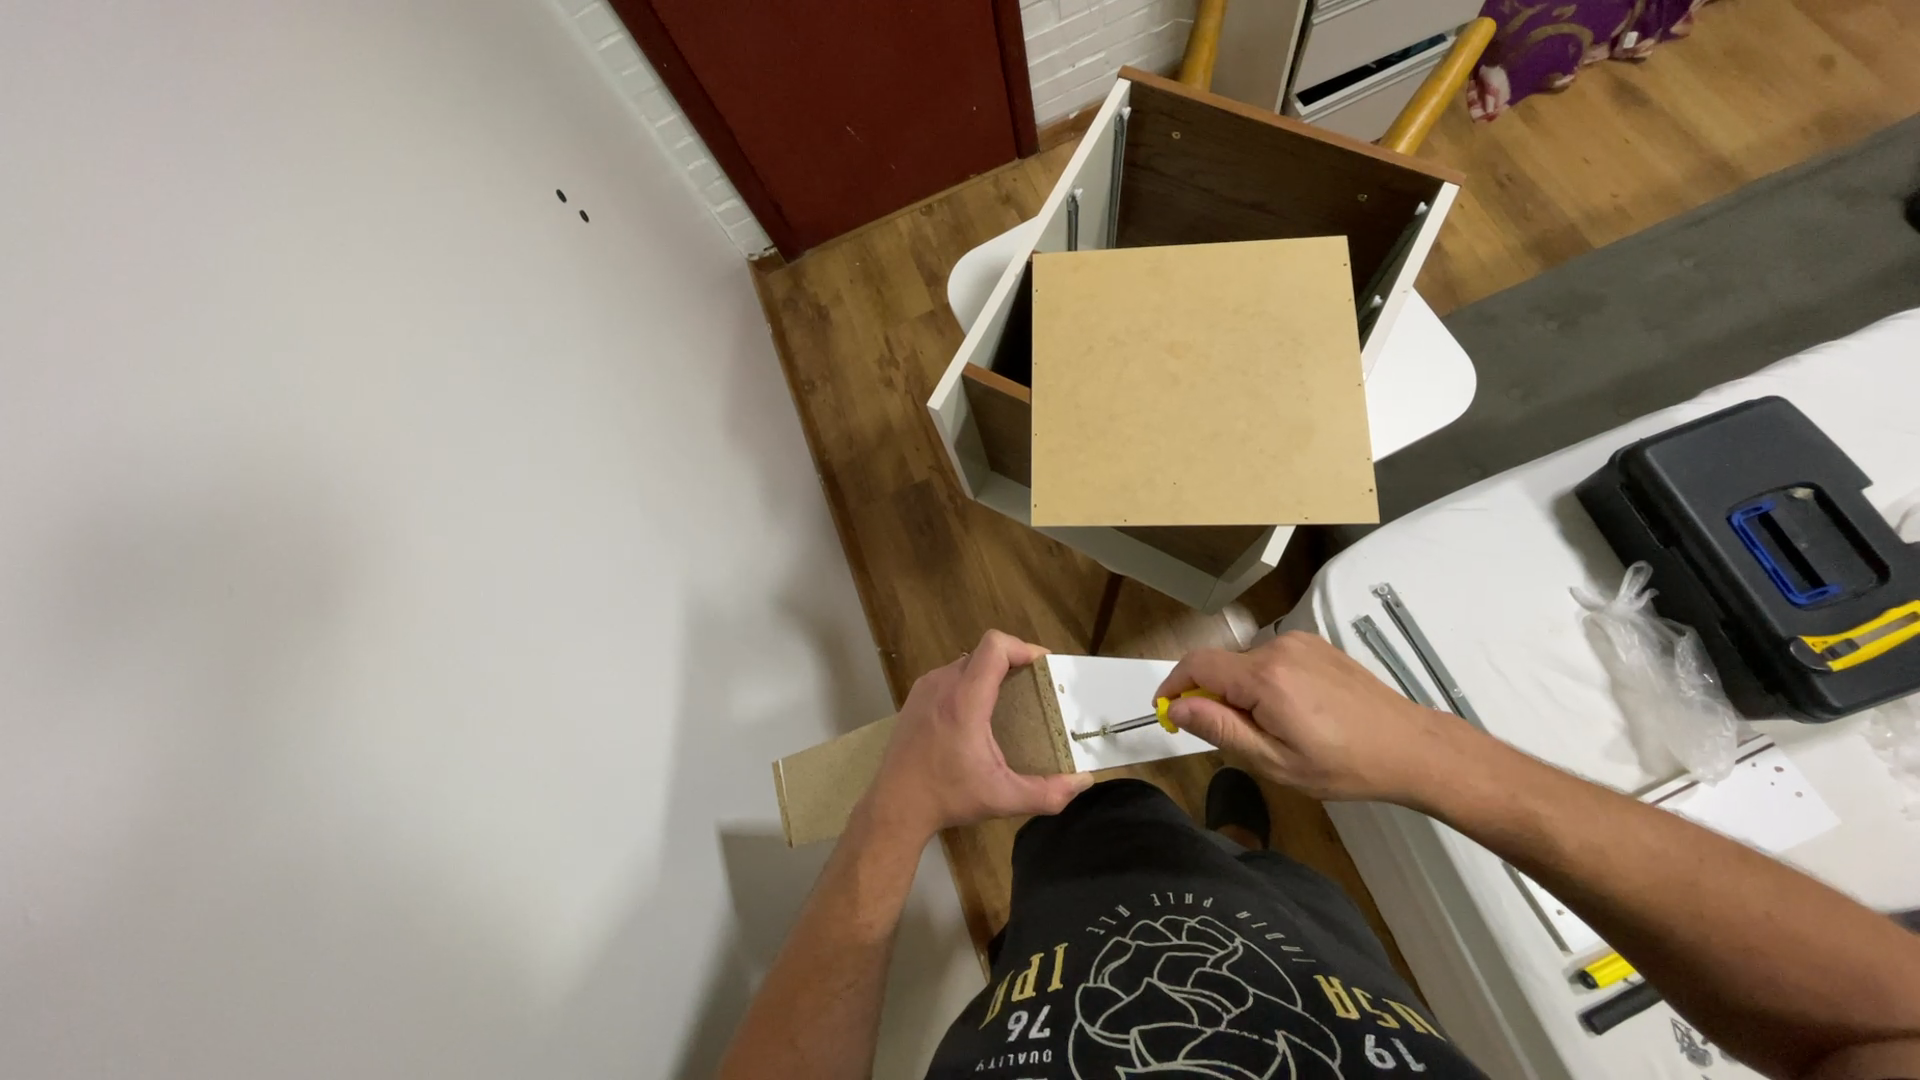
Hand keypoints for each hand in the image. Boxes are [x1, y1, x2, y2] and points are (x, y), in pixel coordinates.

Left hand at [861, 630, 1093, 841]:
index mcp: (965, 700)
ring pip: (966, 662)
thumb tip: (1084, 782)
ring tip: (1008, 702)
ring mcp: (925, 688)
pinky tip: (978, 714)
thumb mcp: (1003, 798)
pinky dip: (969, 683)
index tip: (1042, 667)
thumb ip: (1048, 792)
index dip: (1023, 647)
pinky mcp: (915, 698)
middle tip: (1033, 688)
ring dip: (990, 673)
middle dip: (1012, 663)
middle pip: (984, 653)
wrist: (894, 805)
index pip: (995, 646)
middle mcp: (943, 684)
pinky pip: (949, 675)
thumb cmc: (948, 797)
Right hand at [1156, 631, 1475, 804]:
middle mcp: (1278, 648)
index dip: (1173, 686)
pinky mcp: (1315, 644)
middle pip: (1221, 665)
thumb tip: (1176, 707)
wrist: (1411, 747)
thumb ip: (1221, 729)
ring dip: (1243, 691)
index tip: (1167, 711)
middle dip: (1214, 697)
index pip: (1196, 665)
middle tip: (1238, 738)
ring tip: (1276, 729)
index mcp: (1265, 678)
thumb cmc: (1344, 765)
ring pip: (1246, 664)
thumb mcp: (1275, 762)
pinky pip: (1271, 659)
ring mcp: (1300, 642)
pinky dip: (1265, 682)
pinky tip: (1295, 712)